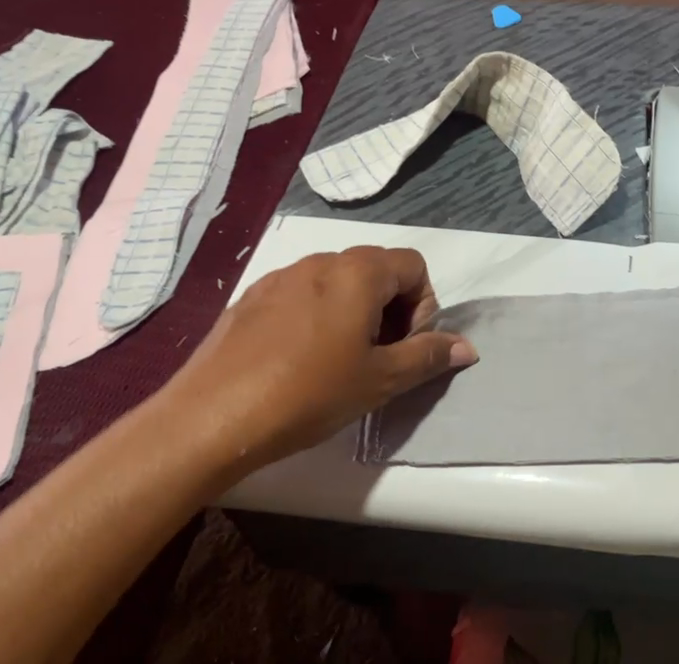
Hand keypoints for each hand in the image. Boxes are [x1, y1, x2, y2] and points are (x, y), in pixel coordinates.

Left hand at [161, 246, 476, 466]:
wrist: (211, 417)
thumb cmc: (309, 393)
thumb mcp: (380, 380)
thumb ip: (428, 356)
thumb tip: (467, 347)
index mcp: (359, 272)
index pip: (414, 266)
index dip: (422, 307)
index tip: (403, 349)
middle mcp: (322, 261)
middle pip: (376, 270)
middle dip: (390, 309)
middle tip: (376, 359)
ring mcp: (281, 276)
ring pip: (337, 282)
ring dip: (353, 313)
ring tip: (337, 363)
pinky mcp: (251, 297)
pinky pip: (301, 295)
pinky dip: (315, 317)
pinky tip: (296, 362)